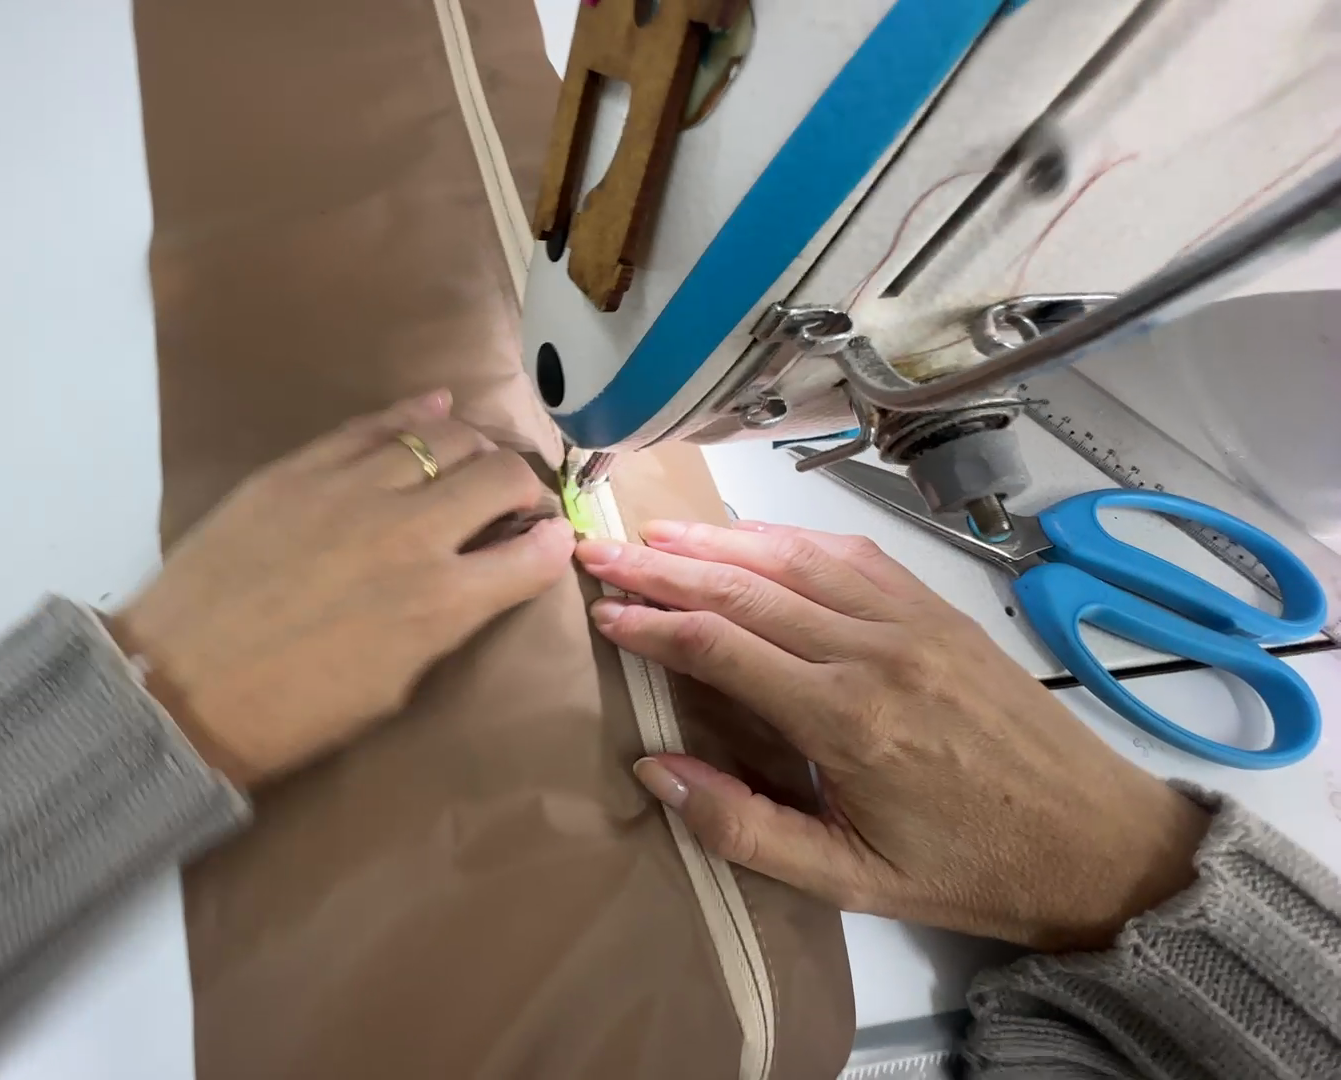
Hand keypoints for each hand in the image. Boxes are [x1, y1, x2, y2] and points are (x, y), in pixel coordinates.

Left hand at [116, 391, 574, 788]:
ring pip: (444, 436)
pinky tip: (436, 408)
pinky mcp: (301, 467)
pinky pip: (373, 424)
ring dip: (474, 446)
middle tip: (512, 499)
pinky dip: (415, 414)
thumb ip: (449, 620)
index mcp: (440, 603)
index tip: (549, 540)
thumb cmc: (293, 710)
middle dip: (523, 485)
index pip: (533, 553)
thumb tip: (484, 576)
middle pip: (499, 474)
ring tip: (470, 460)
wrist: (180, 686)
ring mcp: (352, 488)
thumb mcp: (394, 685)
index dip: (552, 543)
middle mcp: (410, 532)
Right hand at [577, 519, 1209, 951]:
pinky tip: (740, 533)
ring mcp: (907, 619)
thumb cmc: (963, 867)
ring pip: (786, 558)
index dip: (651, 624)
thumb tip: (654, 767)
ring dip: (709, 539)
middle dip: (658, 566)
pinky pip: (843, 552)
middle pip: (740, 588)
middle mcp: (870, 651)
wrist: (1104, 846)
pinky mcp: (933, 606)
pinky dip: (779, 535)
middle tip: (598, 549)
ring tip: (651, 532)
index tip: (602, 612)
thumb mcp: (847, 880)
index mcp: (844, 720)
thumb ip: (741, 827)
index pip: (719, 647)